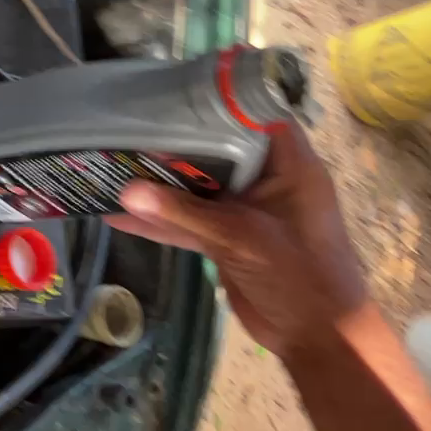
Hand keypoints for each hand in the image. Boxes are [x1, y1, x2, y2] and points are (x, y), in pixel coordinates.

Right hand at [108, 125, 367, 359]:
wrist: (318, 339)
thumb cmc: (300, 278)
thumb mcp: (241, 239)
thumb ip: (182, 214)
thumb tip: (125, 190)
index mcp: (289, 169)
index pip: (256, 117)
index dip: (218, 100)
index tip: (171, 91)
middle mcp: (265, 181)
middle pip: (215, 148)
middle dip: (172, 139)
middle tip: (125, 123)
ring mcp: (243, 210)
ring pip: (195, 185)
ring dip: (157, 182)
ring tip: (111, 164)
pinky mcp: (225, 236)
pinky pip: (185, 219)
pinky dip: (156, 220)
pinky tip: (115, 215)